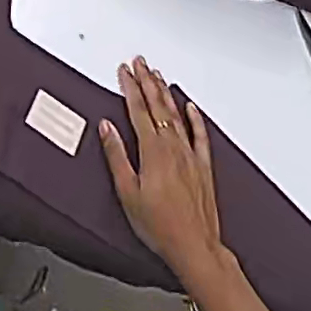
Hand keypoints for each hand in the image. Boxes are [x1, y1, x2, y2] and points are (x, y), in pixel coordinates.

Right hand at [100, 57, 223, 281]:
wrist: (195, 247)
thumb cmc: (160, 225)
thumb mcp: (127, 191)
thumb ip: (116, 156)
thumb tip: (107, 128)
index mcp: (152, 151)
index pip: (138, 110)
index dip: (129, 87)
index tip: (123, 71)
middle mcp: (173, 147)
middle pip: (157, 105)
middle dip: (146, 81)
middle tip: (139, 62)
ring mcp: (190, 155)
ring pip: (176, 114)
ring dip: (165, 92)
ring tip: (157, 75)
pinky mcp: (203, 166)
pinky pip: (199, 134)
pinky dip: (194, 117)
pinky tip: (189, 105)